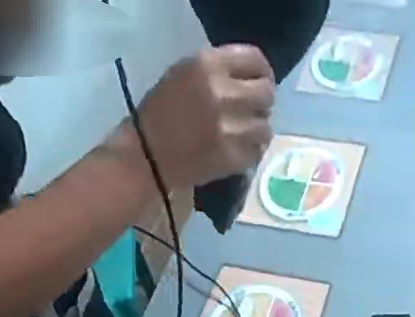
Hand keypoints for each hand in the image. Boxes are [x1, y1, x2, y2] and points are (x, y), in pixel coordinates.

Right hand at [117, 46, 274, 190]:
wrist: (147, 155)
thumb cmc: (162, 112)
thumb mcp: (185, 74)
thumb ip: (219, 72)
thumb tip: (250, 80)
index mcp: (208, 66)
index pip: (255, 60)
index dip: (263, 72)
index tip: (261, 81)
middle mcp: (223, 94)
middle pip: (266, 94)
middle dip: (262, 103)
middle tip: (252, 112)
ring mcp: (230, 129)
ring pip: (265, 127)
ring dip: (257, 131)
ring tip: (243, 134)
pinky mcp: (232, 158)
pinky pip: (256, 152)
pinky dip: (251, 152)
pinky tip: (238, 150)